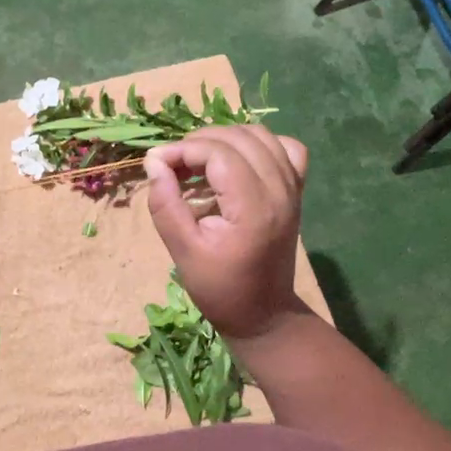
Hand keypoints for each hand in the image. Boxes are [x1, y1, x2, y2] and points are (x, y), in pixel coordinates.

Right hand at [142, 126, 309, 340]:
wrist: (264, 315)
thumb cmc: (221, 289)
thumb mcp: (183, 252)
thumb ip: (166, 204)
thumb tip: (153, 162)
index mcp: (254, 208)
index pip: (218, 153)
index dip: (183, 150)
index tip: (156, 164)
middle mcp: (280, 190)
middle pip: (239, 137)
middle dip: (199, 142)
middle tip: (173, 166)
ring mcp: (293, 188)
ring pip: (261, 136)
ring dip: (225, 139)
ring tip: (198, 161)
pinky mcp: (297, 191)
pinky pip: (286, 148)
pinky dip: (259, 144)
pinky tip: (237, 160)